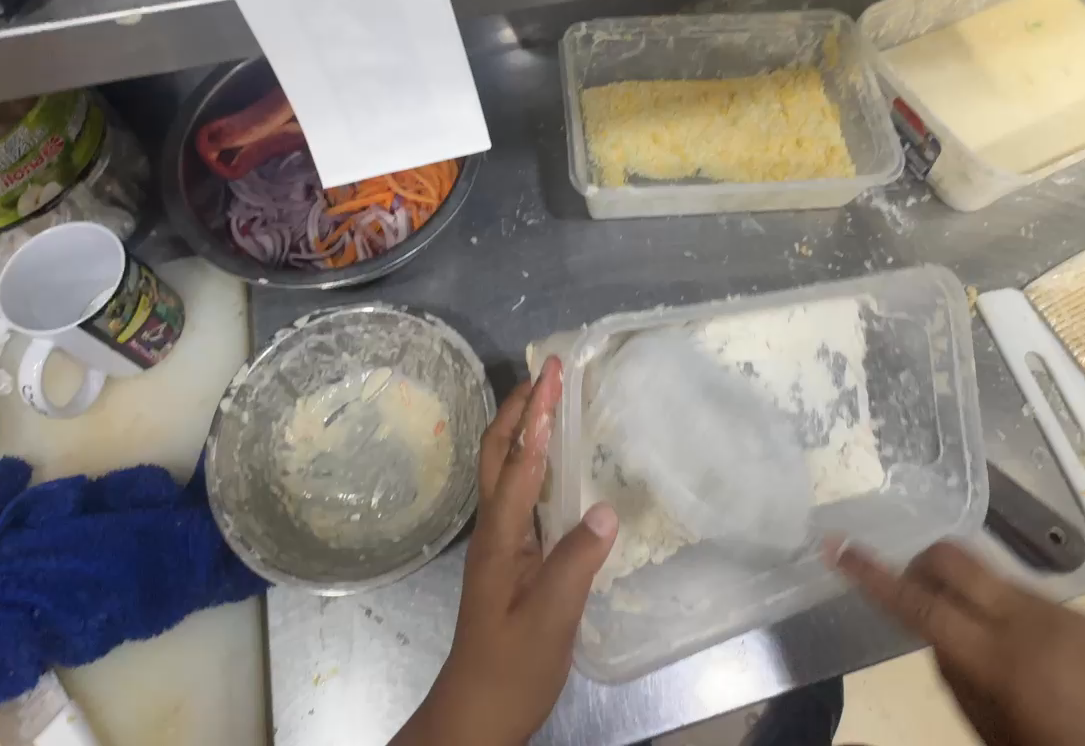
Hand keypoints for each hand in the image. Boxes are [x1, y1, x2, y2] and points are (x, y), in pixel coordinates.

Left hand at [392, 358, 619, 745]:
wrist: (477, 710)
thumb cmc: (513, 665)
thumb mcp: (552, 618)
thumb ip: (577, 561)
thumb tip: (607, 507)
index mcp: (501, 534)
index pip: (520, 462)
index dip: (536, 415)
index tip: (550, 374)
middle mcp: (493, 526)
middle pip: (497, 452)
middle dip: (517, 407)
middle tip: (543, 373)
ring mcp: (498, 539)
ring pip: (502, 468)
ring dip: (520, 427)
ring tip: (544, 399)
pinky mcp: (508, 553)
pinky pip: (516, 489)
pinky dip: (530, 458)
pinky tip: (550, 461)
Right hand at [829, 538, 1084, 745]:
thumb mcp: (1003, 742)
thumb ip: (961, 685)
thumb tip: (937, 639)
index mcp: (1002, 662)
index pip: (919, 604)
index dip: (872, 575)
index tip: (836, 546)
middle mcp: (1030, 621)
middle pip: (951, 557)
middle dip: (918, 563)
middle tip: (911, 592)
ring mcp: (1065, 614)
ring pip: (989, 574)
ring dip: (964, 592)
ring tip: (976, 641)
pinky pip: (1027, 596)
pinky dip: (1004, 611)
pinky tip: (1026, 657)